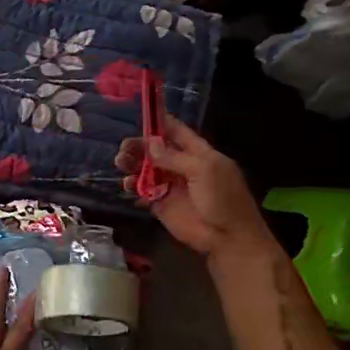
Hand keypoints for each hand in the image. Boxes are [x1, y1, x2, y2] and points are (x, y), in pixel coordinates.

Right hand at [116, 114, 278, 262]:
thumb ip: (175, 157)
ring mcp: (171, 185)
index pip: (176, 131)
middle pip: (156, 150)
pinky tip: (127, 185)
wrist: (227, 236)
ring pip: (146, 169)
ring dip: (133, 164)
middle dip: (139, 146)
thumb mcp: (204, 170)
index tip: (141, 113)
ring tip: (121, 163)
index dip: (160, 122)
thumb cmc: (223, 198)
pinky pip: (143, 191)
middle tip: (124, 148)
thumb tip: (150, 143)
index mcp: (198, 152)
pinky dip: (133, 186)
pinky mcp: (161, 204)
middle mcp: (182, 165)